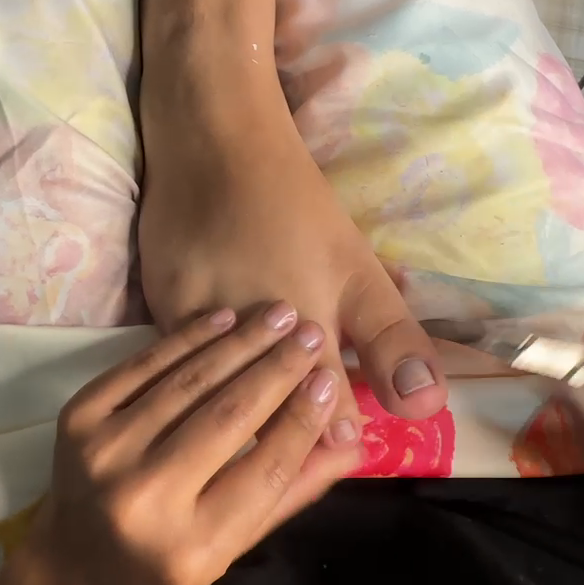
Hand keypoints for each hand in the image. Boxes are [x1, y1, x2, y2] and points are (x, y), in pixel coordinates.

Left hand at [12, 302, 361, 584]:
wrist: (76, 559)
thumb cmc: (165, 558)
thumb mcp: (232, 545)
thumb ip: (291, 490)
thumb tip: (351, 438)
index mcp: (191, 550)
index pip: (263, 470)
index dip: (300, 421)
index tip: (329, 380)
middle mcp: (143, 501)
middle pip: (226, 417)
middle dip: (277, 368)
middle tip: (312, 332)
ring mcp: (103, 453)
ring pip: (189, 382)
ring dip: (240, 342)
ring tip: (278, 314)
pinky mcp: (79, 416)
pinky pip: (145, 364)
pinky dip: (189, 337)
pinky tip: (225, 317)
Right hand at [137, 52, 447, 437]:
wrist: (215, 144)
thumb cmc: (296, 205)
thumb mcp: (357, 270)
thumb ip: (392, 341)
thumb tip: (425, 410)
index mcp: (308, 337)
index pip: (325, 428)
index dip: (335, 441)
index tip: (335, 438)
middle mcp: (249, 344)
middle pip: (269, 428)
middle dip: (288, 435)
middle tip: (294, 419)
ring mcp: (197, 330)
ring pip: (218, 403)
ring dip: (239, 408)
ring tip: (254, 395)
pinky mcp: (158, 312)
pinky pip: (182, 367)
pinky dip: (202, 374)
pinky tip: (213, 366)